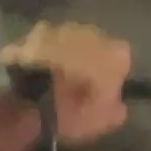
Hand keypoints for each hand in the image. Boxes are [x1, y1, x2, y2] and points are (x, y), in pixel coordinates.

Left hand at [0, 22, 130, 143]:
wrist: (28, 97)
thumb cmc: (72, 110)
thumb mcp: (103, 121)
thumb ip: (116, 110)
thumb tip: (117, 105)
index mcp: (114, 52)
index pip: (121, 61)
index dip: (112, 77)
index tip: (101, 93)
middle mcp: (92, 32)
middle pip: (95, 45)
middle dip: (88, 60)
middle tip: (76, 85)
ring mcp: (62, 29)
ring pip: (69, 40)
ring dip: (64, 54)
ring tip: (53, 79)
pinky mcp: (35, 32)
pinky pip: (44, 43)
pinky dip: (42, 54)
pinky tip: (35, 72)